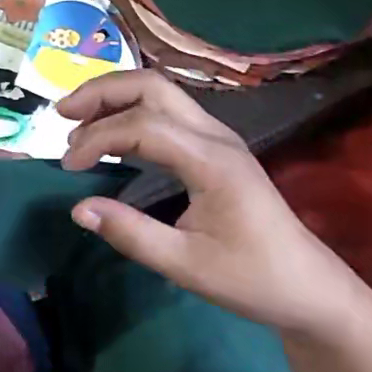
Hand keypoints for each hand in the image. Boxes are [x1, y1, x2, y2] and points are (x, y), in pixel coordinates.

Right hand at [59, 70, 365, 335]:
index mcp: (210, 159)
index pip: (143, 125)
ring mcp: (218, 136)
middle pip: (153, 85)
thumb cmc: (251, 278)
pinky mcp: (216, 146)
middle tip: (63, 114)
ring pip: (161, 92)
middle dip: (103, 91)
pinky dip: (133, 111)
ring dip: (117, 97)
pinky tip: (113, 134)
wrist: (308, 285)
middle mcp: (215, 134)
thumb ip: (132, 234)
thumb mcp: (187, 265)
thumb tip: (77, 208)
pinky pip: (169, 112)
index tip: (67, 166)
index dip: (98, 137)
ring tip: (78, 121)